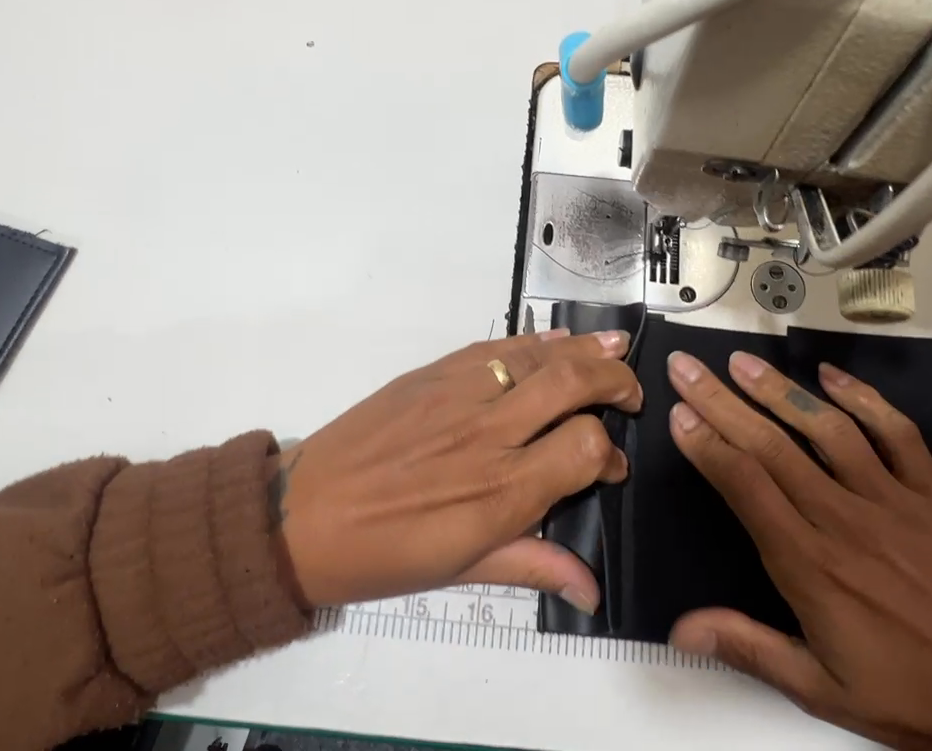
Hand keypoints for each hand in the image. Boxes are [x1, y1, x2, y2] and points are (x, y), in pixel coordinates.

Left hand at [274, 329, 639, 612]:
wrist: (302, 516)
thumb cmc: (384, 555)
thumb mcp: (461, 571)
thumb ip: (534, 565)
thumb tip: (593, 590)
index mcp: (500, 490)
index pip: (586, 447)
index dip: (609, 453)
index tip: (608, 466)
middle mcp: (489, 433)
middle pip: (574, 382)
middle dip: (615, 380)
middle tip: (629, 394)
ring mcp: (459, 394)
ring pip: (539, 355)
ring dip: (584, 349)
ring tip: (613, 351)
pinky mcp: (432, 373)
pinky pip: (495, 347)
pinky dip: (534, 341)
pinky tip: (556, 342)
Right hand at [663, 351, 931, 750]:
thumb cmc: (911, 696)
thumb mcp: (822, 690)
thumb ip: (748, 646)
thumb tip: (680, 627)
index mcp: (811, 566)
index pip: (745, 486)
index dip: (707, 445)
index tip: (677, 413)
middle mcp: (845, 519)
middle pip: (771, 447)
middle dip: (721, 402)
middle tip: (686, 366)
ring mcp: (894, 499)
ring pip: (826, 429)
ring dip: (779, 390)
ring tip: (741, 361)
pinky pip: (897, 433)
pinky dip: (864, 397)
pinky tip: (831, 374)